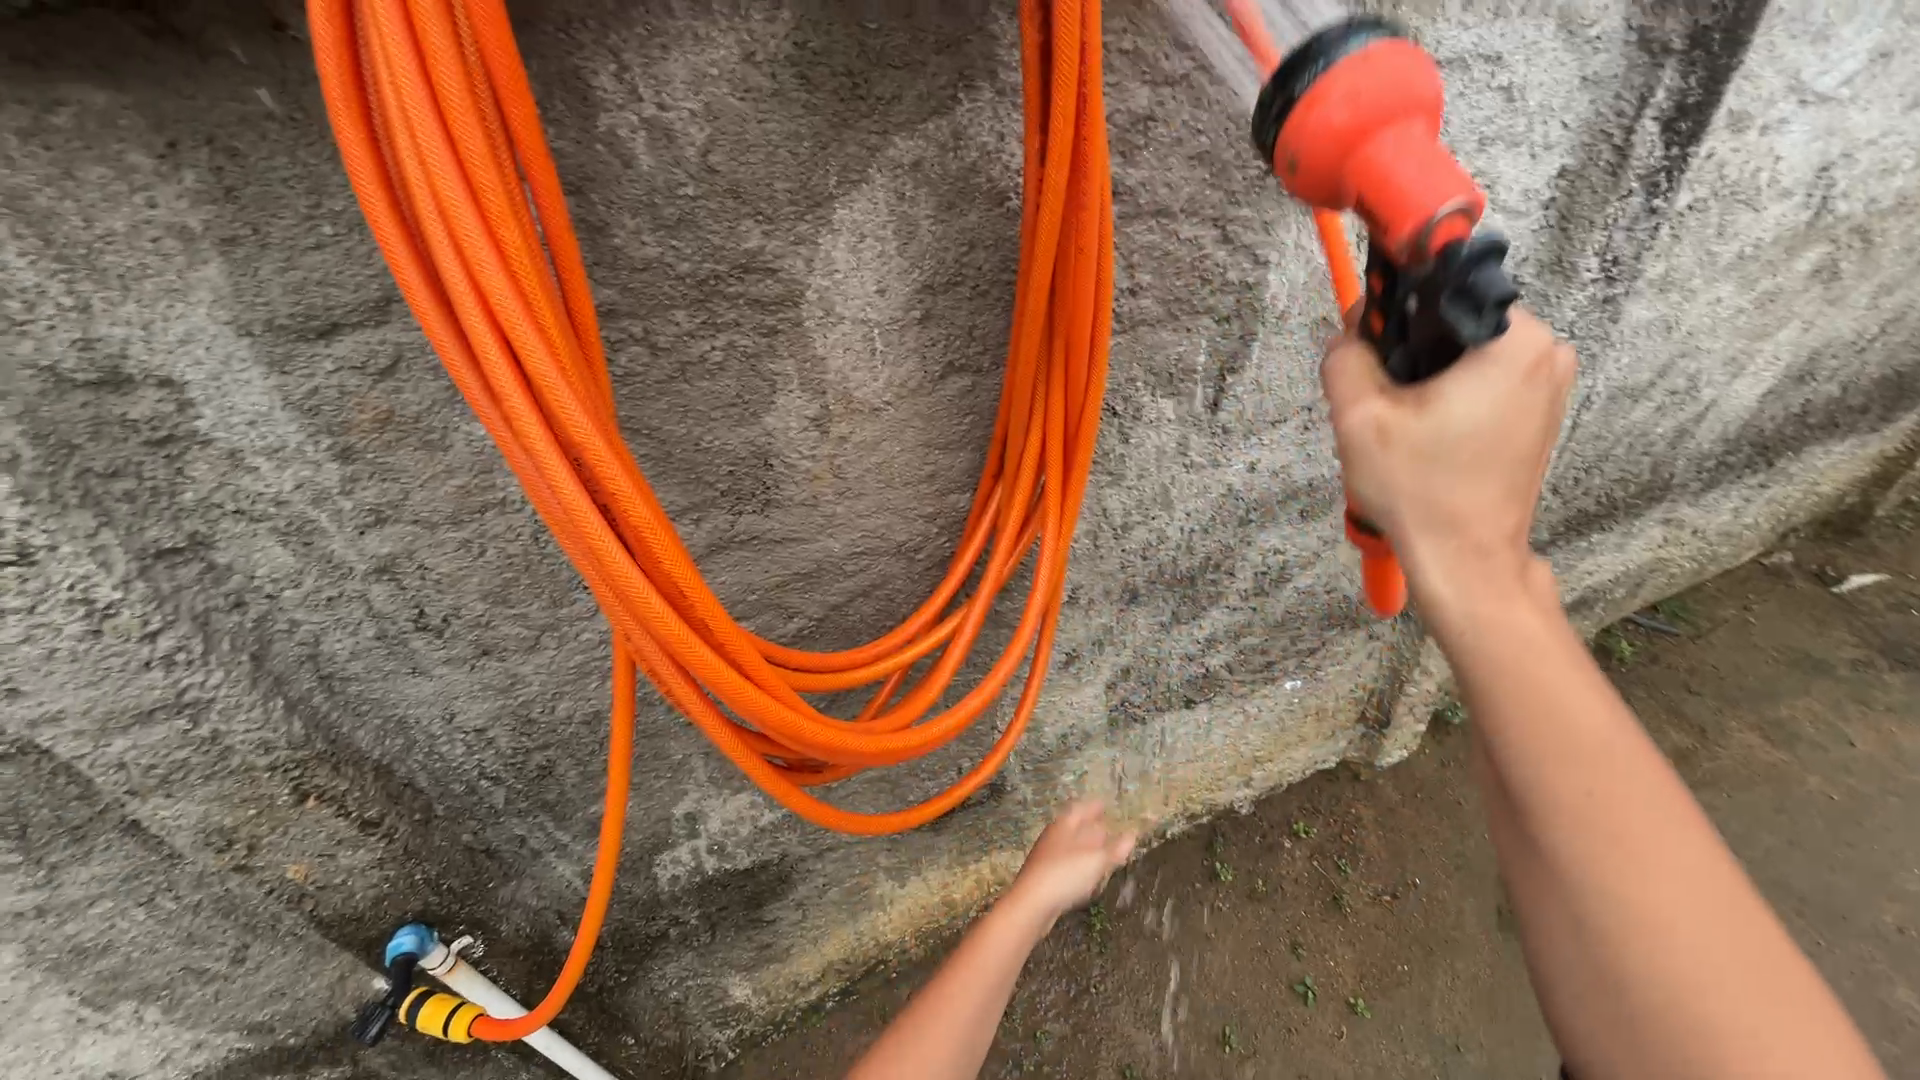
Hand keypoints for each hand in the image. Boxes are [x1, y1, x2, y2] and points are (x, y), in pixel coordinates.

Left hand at [1004, 801, 1135, 926]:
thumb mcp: (1096, 861)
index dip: (1093, 806)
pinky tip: (1085, 872)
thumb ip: (1115, 848)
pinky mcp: (1044, 875)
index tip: (1104, 803)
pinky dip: (1079, 862)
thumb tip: (1132, 834)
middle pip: (1074, 825)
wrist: (1031, 903)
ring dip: (1085, 845)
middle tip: (1106, 825)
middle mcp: (1054, 836)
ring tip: (1100, 848)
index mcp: (1064, 825)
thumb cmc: (1065, 874)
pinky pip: (1066, 862)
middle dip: (1090, 825)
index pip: (1080, 809)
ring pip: (1070, 844)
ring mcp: (1047, 855)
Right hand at [1321, 306, 1575, 612]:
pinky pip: (1482, 382)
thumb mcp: (1359, 418)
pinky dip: (1446, 397)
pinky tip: (1421, 434)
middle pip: (1451, 324)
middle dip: (1405, 352)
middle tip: (1375, 400)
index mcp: (1514, 340)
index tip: (1361, 351)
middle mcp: (1546, 352)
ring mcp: (1550, 385)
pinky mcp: (1540, 414)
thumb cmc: (1419, 489)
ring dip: (1423, 377)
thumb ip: (1343, 359)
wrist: (1464, 559)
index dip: (1389, 312)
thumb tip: (1346, 336)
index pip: (1439, 290)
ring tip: (1397, 424)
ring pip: (1464, 355)